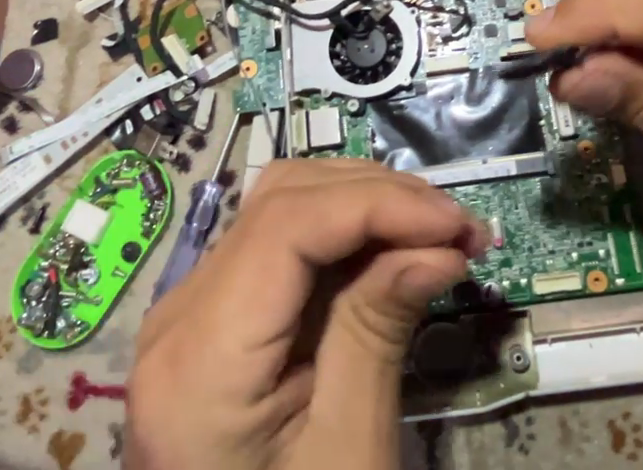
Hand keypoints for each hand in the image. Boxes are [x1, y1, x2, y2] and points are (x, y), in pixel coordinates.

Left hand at [127, 159, 487, 469]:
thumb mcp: (347, 454)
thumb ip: (378, 335)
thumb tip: (440, 247)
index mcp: (198, 358)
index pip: (286, 225)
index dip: (378, 204)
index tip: (459, 226)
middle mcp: (179, 312)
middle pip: (283, 200)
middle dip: (382, 198)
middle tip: (463, 233)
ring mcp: (191, 307)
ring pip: (283, 203)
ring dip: (367, 203)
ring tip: (437, 235)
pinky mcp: (213, 313)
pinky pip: (279, 241)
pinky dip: (344, 230)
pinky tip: (393, 247)